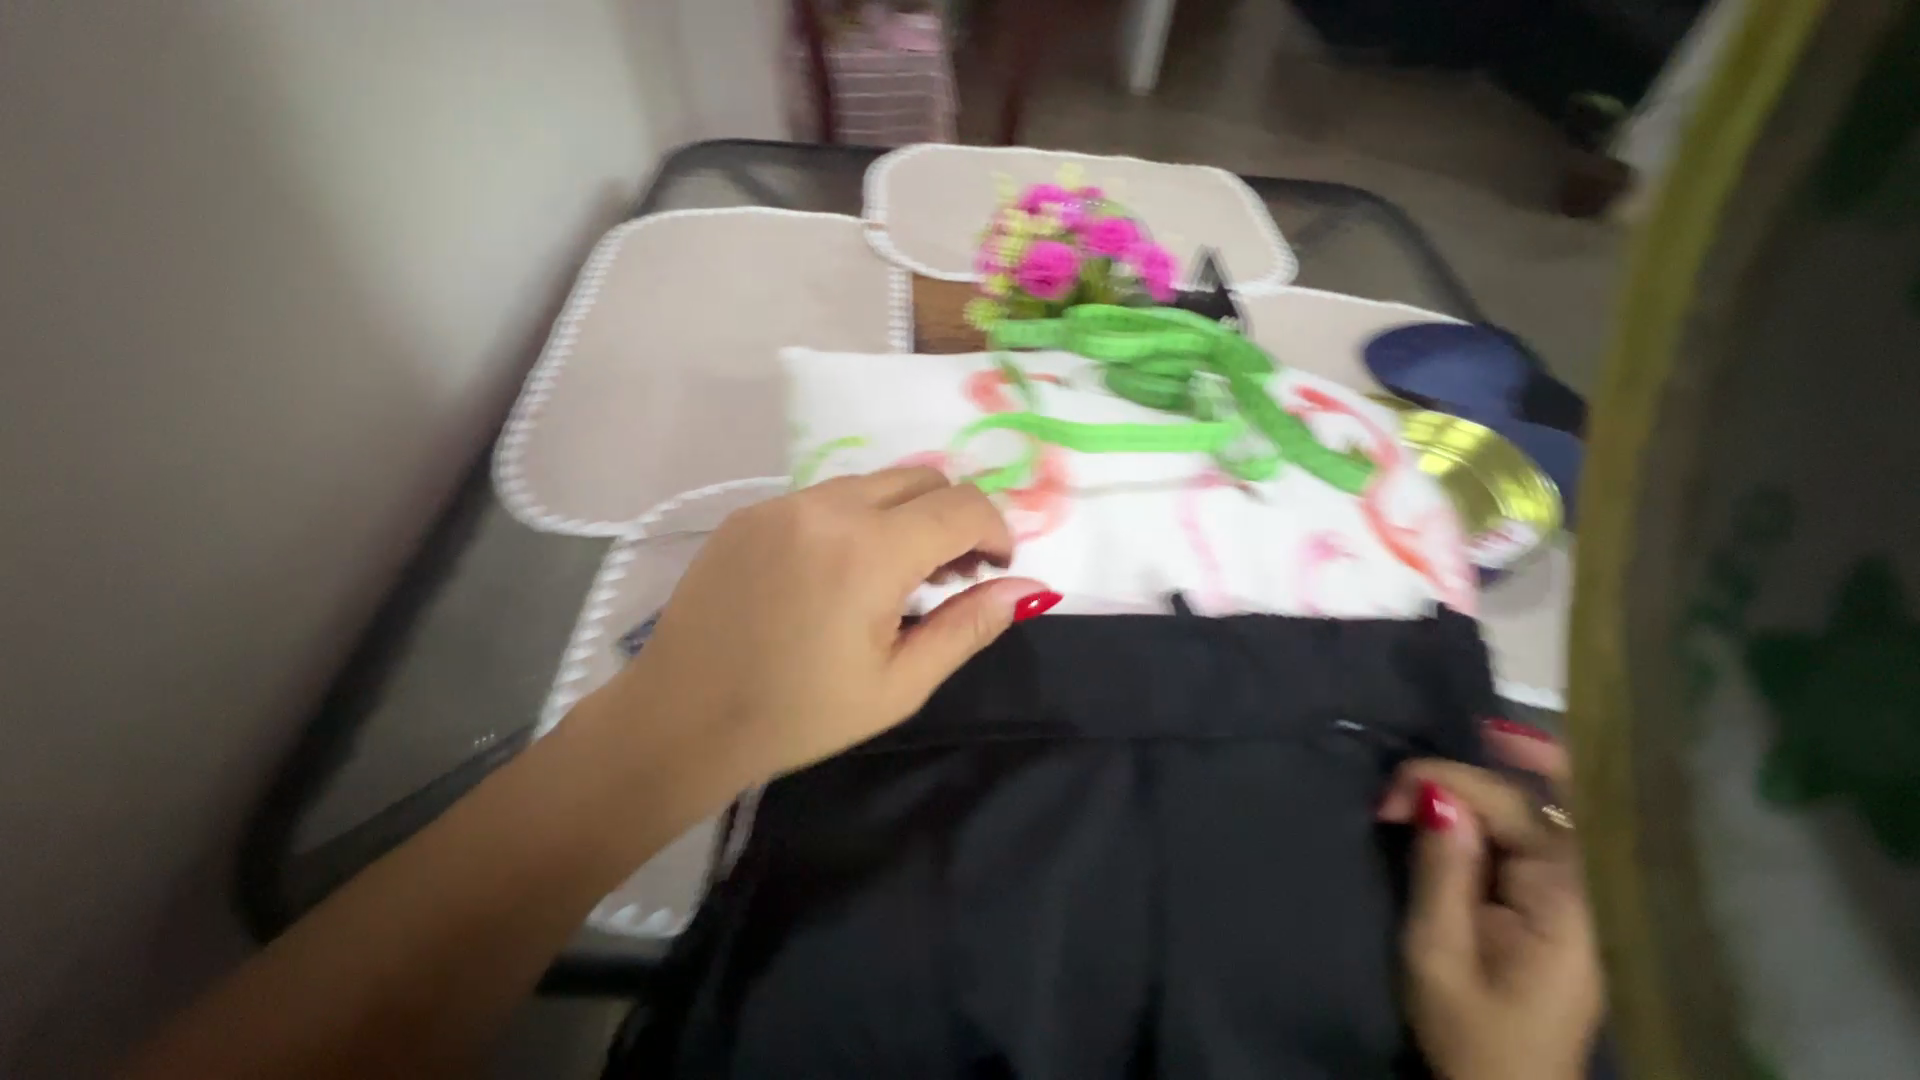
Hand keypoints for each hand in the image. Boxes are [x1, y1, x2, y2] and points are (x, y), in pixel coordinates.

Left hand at [594, 467, 1052, 793]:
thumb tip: (1030, 589)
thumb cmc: (798, 715)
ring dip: (904, 515)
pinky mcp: (750, 512)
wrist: (681, 718)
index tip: (994, 569)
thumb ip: (969, 627)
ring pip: (873, 482)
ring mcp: (781, 503)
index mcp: (869, 552)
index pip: (962, 506)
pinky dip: (854, 520)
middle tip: (948, 577)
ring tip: (892, 578)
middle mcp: (827, 507)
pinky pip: (824, 496)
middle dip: (954, 517)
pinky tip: (836, 575)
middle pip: (923, 477)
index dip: (995, 531)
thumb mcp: (898, 685)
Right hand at [1379, 723, 1603, 1079]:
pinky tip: (1457, 796)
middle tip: (1419, 761)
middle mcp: (1587, 888)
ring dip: (1485, 781)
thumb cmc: (1471, 1034)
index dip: (1451, 782)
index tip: (1389, 796)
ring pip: (1540, 809)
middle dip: (1476, 768)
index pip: (1516, 807)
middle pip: (1543, 797)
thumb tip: (1437, 795)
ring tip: (1422, 777)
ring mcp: (1580, 895)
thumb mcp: (1437, 953)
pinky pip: (1531, 834)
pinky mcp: (1559, 903)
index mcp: (1567, 902)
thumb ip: (1441, 870)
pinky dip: (1491, 807)